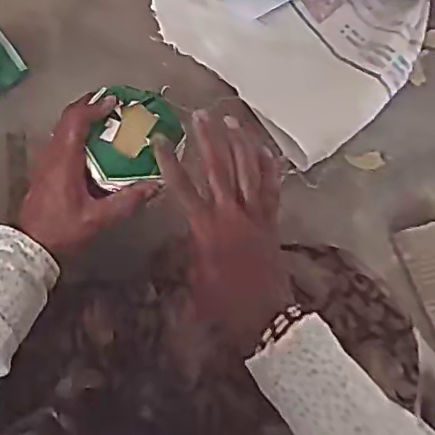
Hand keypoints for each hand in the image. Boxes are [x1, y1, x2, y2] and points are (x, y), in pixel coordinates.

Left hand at [17, 95, 161, 257]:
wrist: (30, 247)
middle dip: (92, 106)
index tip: (116, 102)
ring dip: (85, 118)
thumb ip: (127, 201)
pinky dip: (81, 132)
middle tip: (116, 105)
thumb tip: (155, 185)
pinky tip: (98, 144)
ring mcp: (47, 160)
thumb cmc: (61, 231)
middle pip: (69, 117)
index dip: (95, 106)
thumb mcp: (98, 219)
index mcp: (64, 160)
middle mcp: (52, 153)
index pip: (76, 120)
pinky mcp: (47, 168)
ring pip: (65, 127)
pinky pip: (64, 139)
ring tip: (111, 119)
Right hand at [157, 109, 291, 354]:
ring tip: (231, 121)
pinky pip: (272, 187)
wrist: (265, 319)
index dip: (170, 162)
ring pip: (248, 170)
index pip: (182, 187)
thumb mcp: (193, 277)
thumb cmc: (223, 303)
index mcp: (206, 227)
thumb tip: (179, 234)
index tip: (162, 140)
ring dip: (239, 143)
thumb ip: (186, 250)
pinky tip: (264, 149)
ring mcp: (255, 214)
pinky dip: (268, 166)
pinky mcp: (272, 220)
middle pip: (218, 168)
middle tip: (201, 115)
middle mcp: (231, 214)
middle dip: (208, 139)